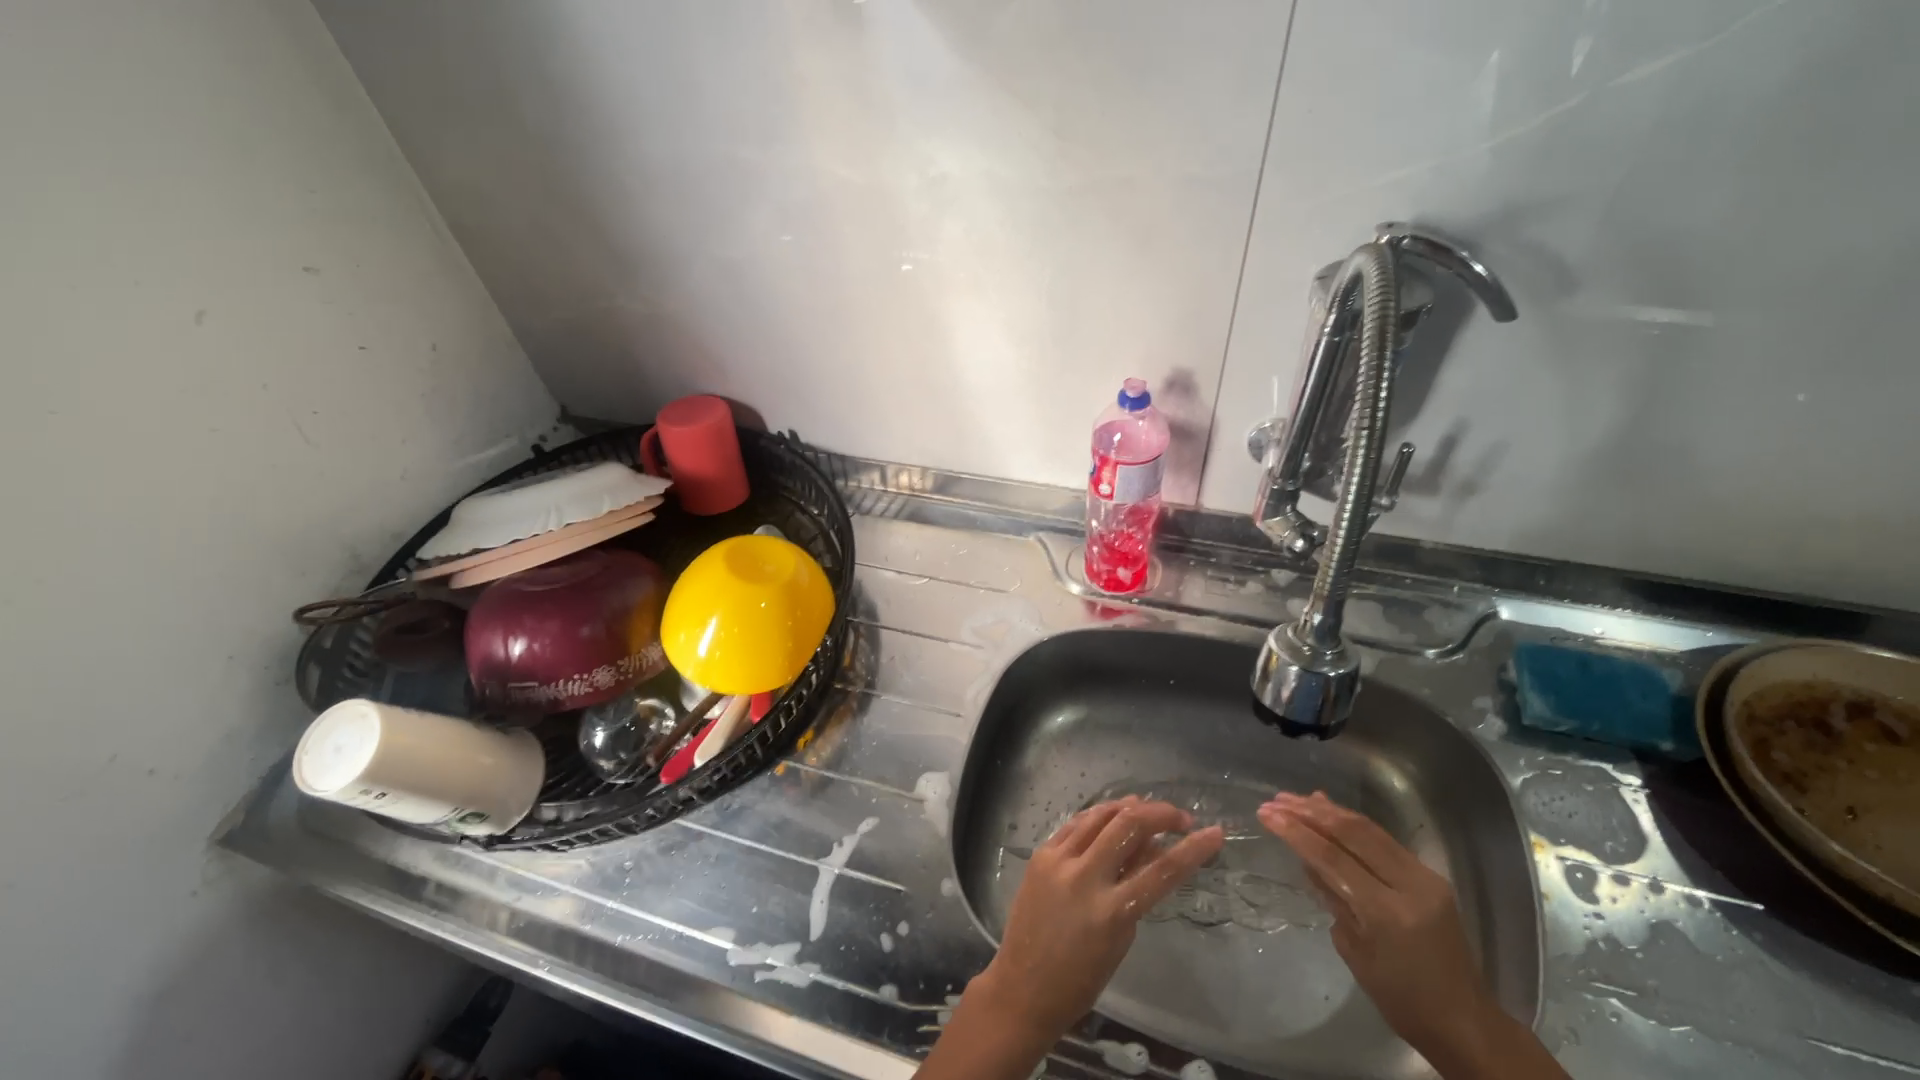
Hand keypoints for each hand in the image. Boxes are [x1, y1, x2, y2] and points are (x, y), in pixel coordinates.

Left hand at [917, 797, 1223, 1079]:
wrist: (1023, 987)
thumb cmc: (1081, 978)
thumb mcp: (1121, 938)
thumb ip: (1136, 891)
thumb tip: (1151, 851)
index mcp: (1112, 912)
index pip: (1163, 869)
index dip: (1194, 848)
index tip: (1215, 833)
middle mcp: (1084, 878)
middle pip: (1130, 825)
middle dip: (1161, 813)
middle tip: (1179, 818)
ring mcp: (1058, 862)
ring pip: (1100, 815)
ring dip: (1129, 807)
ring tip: (1148, 810)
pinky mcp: (1040, 856)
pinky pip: (1075, 825)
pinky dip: (1098, 816)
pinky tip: (1112, 816)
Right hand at [1257, 791, 1483, 1048]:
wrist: (1462, 1019)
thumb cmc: (1399, 998)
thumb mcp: (1353, 950)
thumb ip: (1332, 898)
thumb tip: (1308, 859)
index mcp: (1387, 912)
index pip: (1333, 858)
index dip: (1296, 832)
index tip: (1266, 815)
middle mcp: (1410, 885)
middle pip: (1354, 834)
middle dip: (1310, 813)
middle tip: (1276, 801)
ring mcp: (1425, 877)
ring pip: (1371, 830)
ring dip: (1331, 811)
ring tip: (1295, 799)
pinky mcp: (1431, 876)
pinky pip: (1385, 841)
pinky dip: (1354, 825)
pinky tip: (1331, 813)